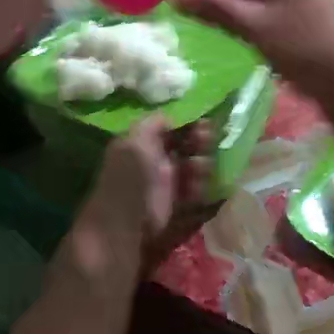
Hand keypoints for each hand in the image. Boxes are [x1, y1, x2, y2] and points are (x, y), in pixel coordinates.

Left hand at [83, 116, 212, 245]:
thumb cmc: (131, 174)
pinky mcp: (177, 201)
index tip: (203, 120)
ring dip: (201, 163)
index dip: (189, 121)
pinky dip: (199, 186)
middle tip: (206, 138)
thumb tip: (171, 115)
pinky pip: (196, 187)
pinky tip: (195, 187)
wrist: (126, 218)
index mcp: (144, 141)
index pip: (172, 126)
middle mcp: (157, 158)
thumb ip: (153, 123)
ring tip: (198, 166)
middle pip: (187, 144)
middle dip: (200, 140)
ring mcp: (168, 180)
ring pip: (195, 164)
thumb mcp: (136, 140)